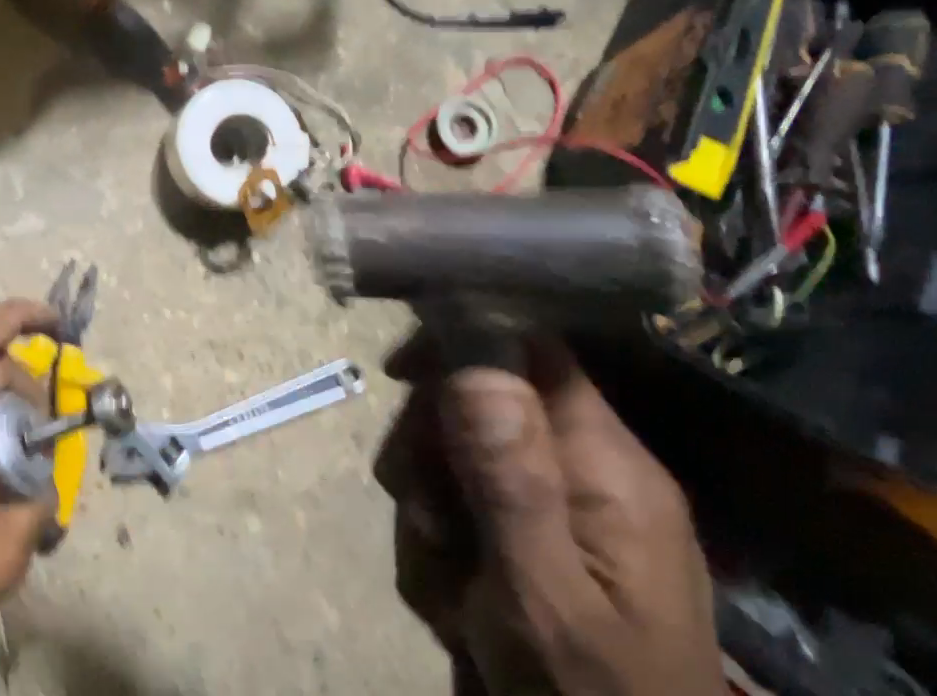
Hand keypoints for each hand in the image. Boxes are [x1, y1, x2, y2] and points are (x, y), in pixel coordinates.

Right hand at [376, 330, 725, 695]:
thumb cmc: (588, 694)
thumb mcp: (543, 595)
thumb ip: (511, 480)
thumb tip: (476, 360)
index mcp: (608, 469)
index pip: (532, 353)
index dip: (461, 344)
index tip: (397, 376)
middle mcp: (583, 476)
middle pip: (473, 405)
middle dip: (427, 454)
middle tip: (428, 522)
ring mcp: (551, 512)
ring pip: (448, 461)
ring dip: (424, 514)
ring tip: (448, 589)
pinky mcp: (522, 545)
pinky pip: (450, 511)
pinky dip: (434, 552)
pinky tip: (454, 605)